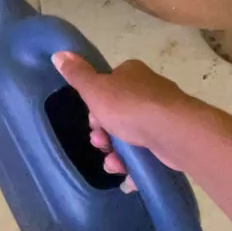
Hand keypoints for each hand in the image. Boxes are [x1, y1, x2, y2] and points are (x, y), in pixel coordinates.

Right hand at [51, 53, 191, 175]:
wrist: (172, 132)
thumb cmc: (129, 107)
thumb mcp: (94, 89)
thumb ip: (77, 74)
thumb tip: (58, 54)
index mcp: (131, 74)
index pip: (107, 86)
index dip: (94, 106)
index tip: (92, 122)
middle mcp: (149, 90)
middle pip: (116, 114)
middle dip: (104, 133)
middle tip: (100, 143)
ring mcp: (162, 115)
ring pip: (131, 136)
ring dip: (116, 153)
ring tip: (114, 165)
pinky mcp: (172, 138)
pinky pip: (147, 152)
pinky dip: (135, 165)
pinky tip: (128, 176)